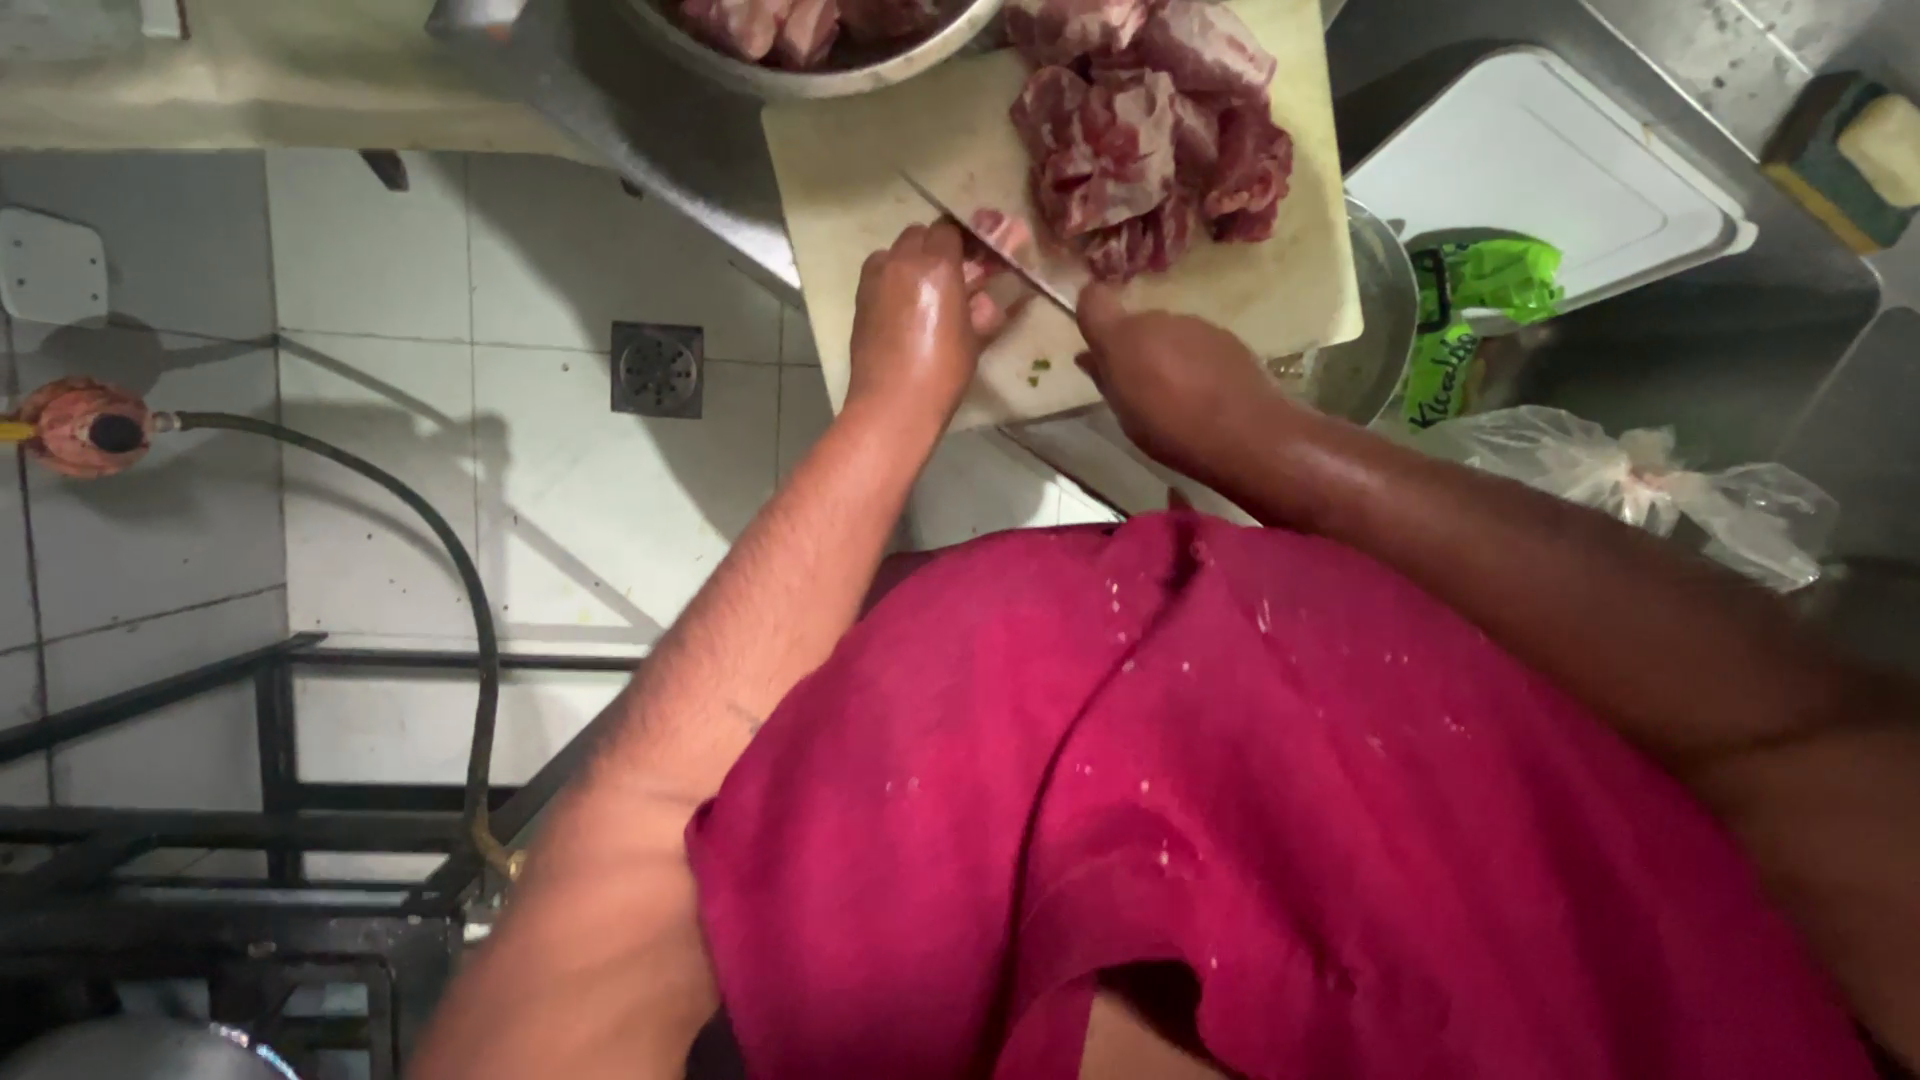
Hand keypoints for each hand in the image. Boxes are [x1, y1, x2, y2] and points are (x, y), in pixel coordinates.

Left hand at [844, 223, 1009, 429]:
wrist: (893, 403)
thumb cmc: (942, 371)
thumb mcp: (975, 339)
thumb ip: (984, 310)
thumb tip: (987, 299)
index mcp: (937, 265)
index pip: (949, 230)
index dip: (962, 242)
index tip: (973, 260)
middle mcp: (902, 261)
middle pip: (919, 235)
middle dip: (935, 247)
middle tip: (951, 275)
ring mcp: (875, 278)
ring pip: (894, 251)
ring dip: (910, 260)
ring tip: (923, 289)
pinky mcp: (859, 298)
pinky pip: (878, 273)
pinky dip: (891, 278)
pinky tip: (902, 305)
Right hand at [1074, 284, 1297, 484]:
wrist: (1246, 434)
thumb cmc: (1171, 433)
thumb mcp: (1126, 415)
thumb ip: (1105, 379)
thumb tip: (1089, 357)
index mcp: (1123, 339)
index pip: (1092, 299)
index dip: (1090, 315)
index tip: (1095, 343)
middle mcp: (1157, 320)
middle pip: (1133, 323)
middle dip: (1131, 347)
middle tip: (1138, 386)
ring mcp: (1194, 324)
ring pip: (1165, 332)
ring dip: (1163, 353)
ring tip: (1175, 394)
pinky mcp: (1224, 334)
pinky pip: (1194, 341)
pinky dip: (1191, 359)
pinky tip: (1204, 391)